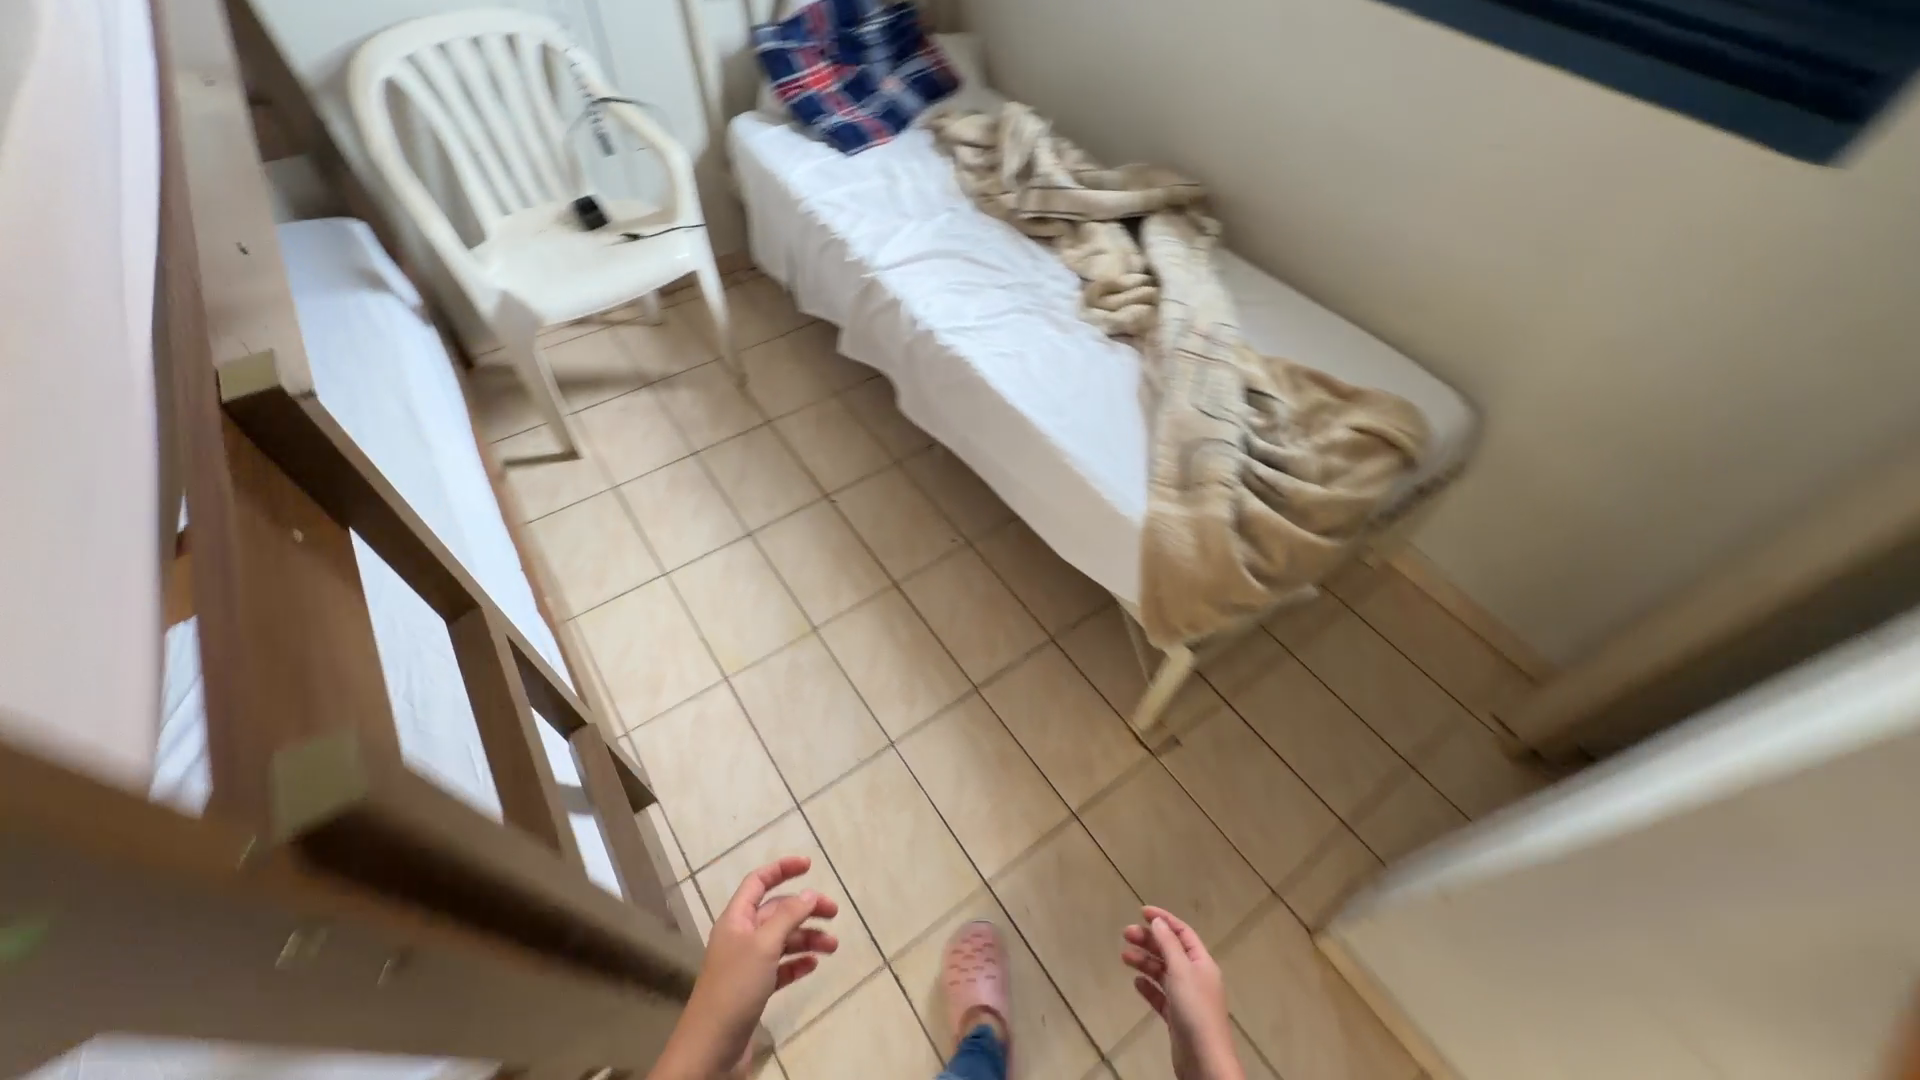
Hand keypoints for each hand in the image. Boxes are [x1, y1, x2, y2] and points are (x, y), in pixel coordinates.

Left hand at [654, 857, 838, 1079]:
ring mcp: (747, 964)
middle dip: (805, 909)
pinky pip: (781, 967)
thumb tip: (809, 894)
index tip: (810, 865)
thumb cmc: (735, 988)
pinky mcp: (754, 989)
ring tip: (833, 947)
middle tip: (834, 914)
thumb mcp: (764, 945)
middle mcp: (741, 936)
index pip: (758, 882)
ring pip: (782, 940)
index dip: (782, 869)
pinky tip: (813, 965)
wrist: (710, 1048)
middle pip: (776, 911)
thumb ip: (788, 916)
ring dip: (807, 938)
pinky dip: (797, 963)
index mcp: (736, 919)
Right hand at [1121, 907, 1243, 1079]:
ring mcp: (1186, 998)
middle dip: (1149, 940)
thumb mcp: (1181, 971)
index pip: (1182, 933)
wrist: (1204, 1060)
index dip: (1164, 919)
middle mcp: (1195, 977)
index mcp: (1202, 963)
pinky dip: (1148, 987)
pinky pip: (1160, 996)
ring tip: (1124, 957)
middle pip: (1170, 951)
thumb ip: (1169, 944)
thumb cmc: (1194, 1009)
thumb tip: (1158, 920)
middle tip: (1126, 934)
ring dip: (1145, 961)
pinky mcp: (1177, 1017)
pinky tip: (1136, 982)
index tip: (1142, 912)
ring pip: (1163, 972)